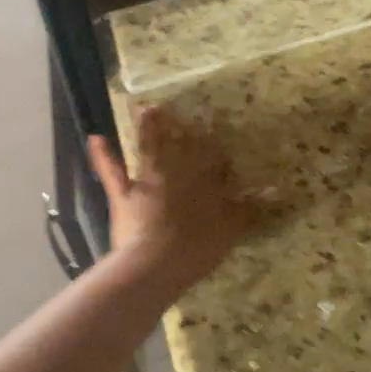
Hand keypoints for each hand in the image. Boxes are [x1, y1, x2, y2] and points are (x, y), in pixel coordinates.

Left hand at [88, 105, 254, 286]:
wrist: (158, 264)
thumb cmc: (198, 248)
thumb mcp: (231, 231)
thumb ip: (249, 211)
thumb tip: (275, 192)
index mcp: (205, 182)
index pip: (215, 159)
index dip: (218, 147)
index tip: (220, 130)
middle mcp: (179, 173)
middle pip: (184, 147)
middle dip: (186, 129)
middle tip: (189, 111)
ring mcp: (149, 181)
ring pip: (150, 148)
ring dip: (149, 127)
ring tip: (149, 107)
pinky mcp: (125, 194)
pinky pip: (112, 171)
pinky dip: (103, 155)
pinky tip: (95, 137)